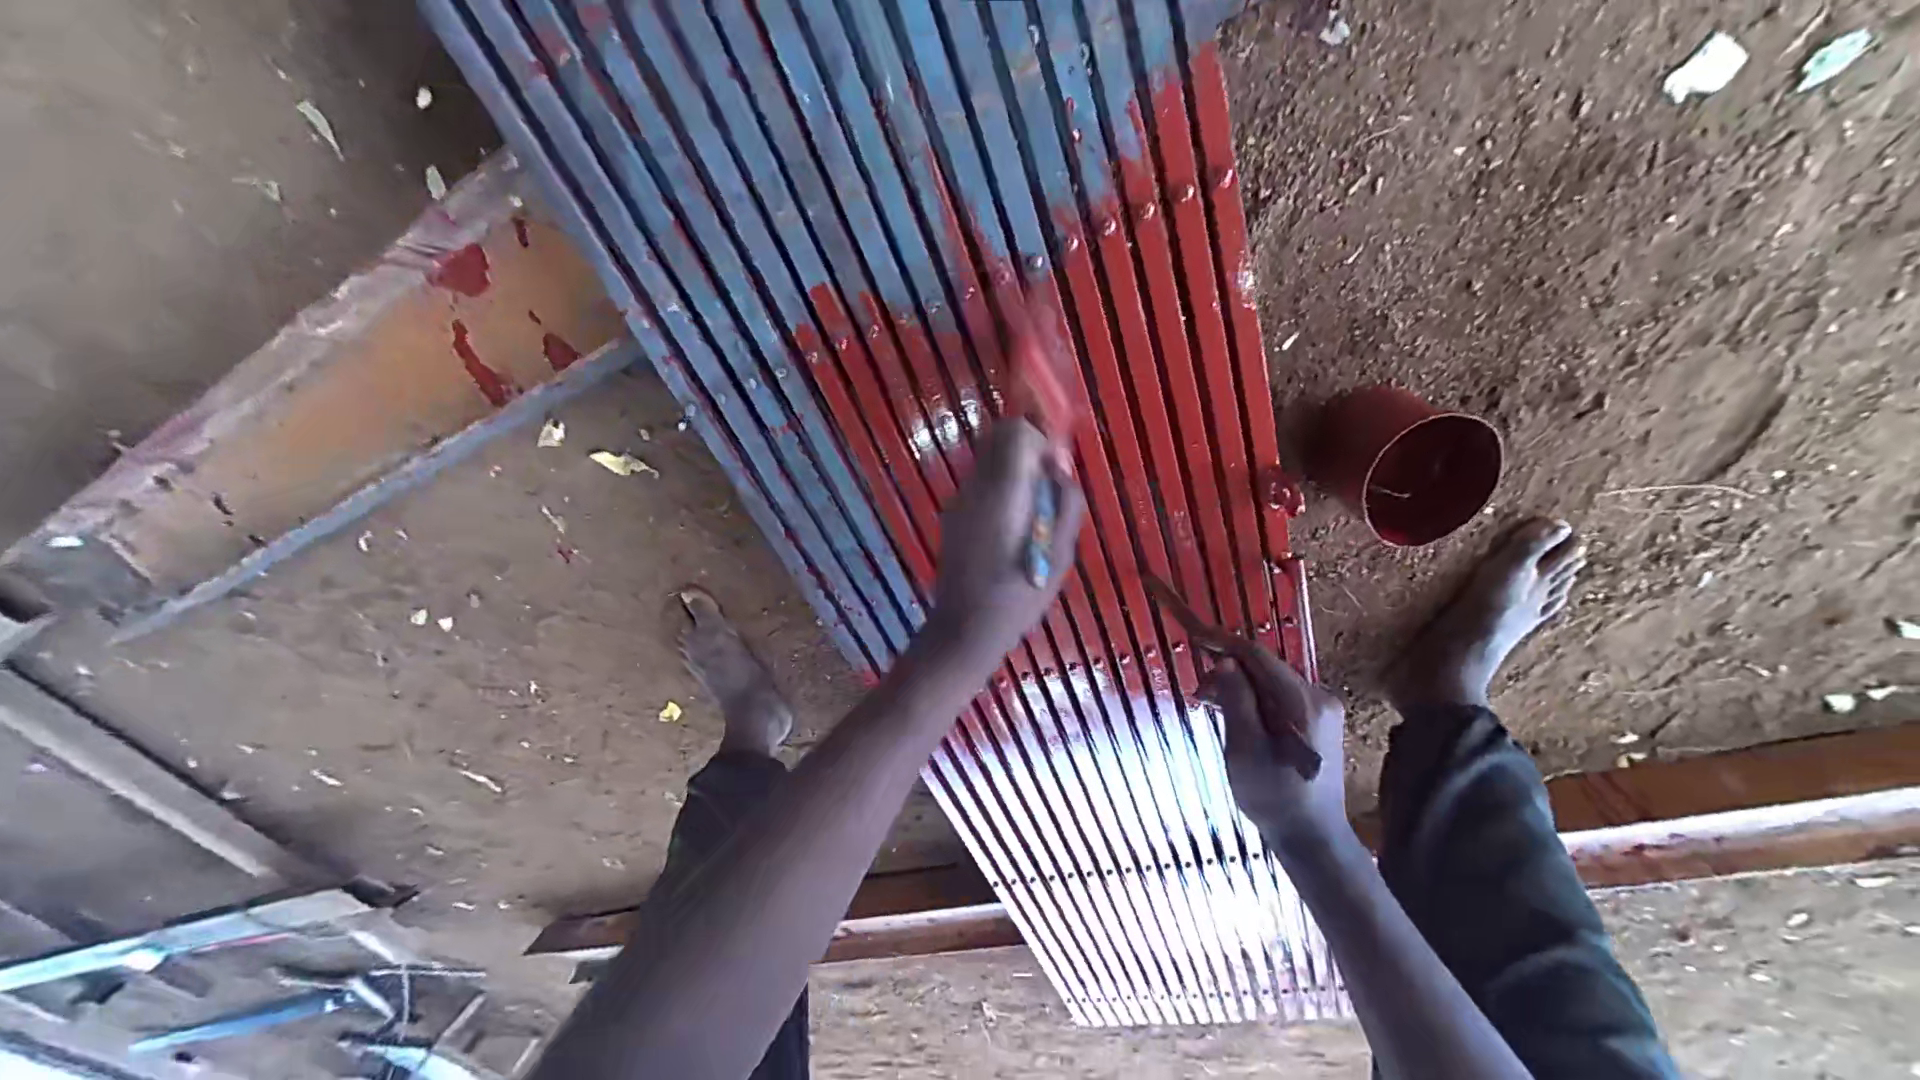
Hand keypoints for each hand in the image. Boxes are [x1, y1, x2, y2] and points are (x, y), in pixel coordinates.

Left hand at [926, 419, 1085, 661]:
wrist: (965, 628)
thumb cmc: (1019, 596)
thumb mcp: (1060, 554)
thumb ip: (1065, 504)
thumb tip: (1059, 469)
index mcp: (1003, 491)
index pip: (1015, 431)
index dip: (1040, 441)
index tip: (1053, 471)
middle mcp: (974, 487)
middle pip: (998, 441)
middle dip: (1026, 456)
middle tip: (1044, 495)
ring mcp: (958, 501)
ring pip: (987, 463)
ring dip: (1012, 476)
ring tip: (1029, 520)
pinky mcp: (951, 517)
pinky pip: (979, 487)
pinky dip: (998, 493)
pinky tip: (1008, 534)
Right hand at [1203, 649, 1348, 851]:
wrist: (1313, 839)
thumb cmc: (1274, 796)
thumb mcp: (1245, 748)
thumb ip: (1236, 700)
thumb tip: (1224, 661)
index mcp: (1302, 702)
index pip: (1257, 656)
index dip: (1223, 643)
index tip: (1194, 635)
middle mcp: (1318, 697)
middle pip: (1264, 667)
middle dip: (1228, 671)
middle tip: (1198, 694)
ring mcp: (1320, 709)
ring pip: (1269, 682)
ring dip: (1238, 687)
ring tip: (1210, 706)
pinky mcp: (1316, 722)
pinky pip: (1277, 697)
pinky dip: (1252, 699)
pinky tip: (1233, 714)